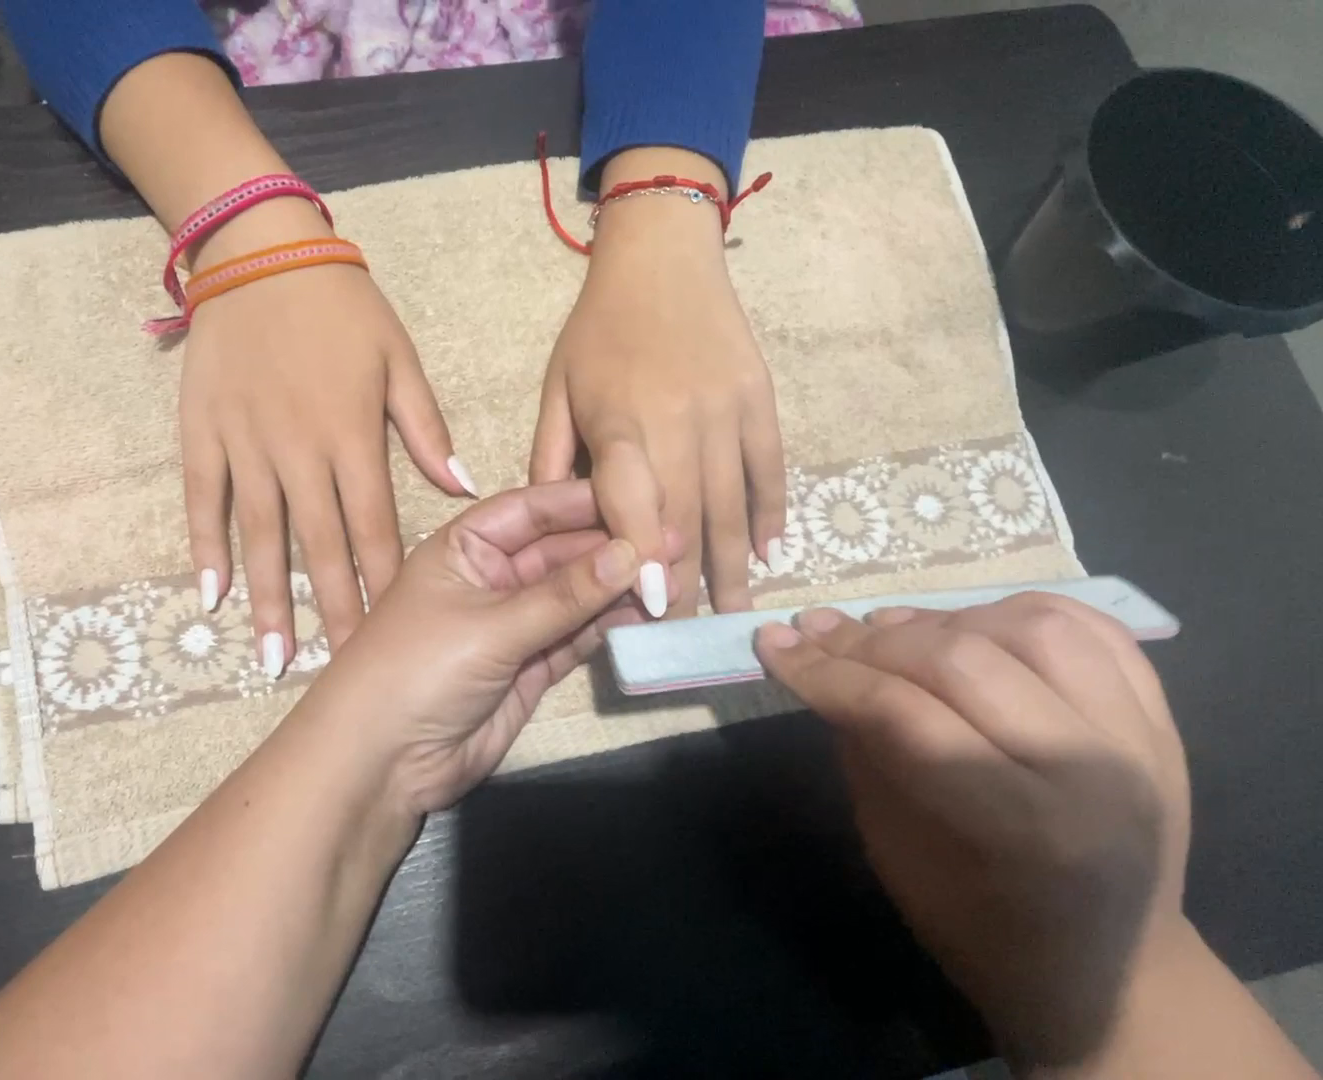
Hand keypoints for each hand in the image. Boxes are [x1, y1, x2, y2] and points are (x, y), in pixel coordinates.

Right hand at [100, 52, 474, 667]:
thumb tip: (465, 486)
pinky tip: (211, 594)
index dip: (385, 582)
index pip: (376, 527)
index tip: (394, 633)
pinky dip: (206, 547)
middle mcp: (300, 454)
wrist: (260, 253)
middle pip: (320, 547)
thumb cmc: (342, 307)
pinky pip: (203, 500)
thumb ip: (428, 427)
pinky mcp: (203, 435)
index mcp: (354, 438)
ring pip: (261, 536)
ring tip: (273, 656)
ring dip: (269, 599)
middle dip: (333, 610)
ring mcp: (246, 447)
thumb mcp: (399, 358)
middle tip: (339, 669)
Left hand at [297, 481, 666, 813]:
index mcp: (466, 546)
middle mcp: (492, 576)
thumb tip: (632, 554)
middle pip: (560, 551)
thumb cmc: (420, 669)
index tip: (639, 494)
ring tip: (672, 577)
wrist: (381, 761)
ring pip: (575, 596)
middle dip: (611, 548)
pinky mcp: (530, 666)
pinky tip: (646, 615)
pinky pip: (576, 636)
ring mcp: (513, 623)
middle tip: (671, 542)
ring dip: (617, 589)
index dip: (583, 501)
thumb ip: (563, 595)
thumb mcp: (490, 625)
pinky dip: (608, 627)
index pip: (532, 509)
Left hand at [531, 148, 785, 619]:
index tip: (654, 611)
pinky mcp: (760, 400)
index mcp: (618, 424)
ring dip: (735, 564)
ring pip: (732, 504)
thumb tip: (550, 523)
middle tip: (692, 634)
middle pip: (686, 519)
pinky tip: (770, 552)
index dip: (643, 559)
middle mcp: (678, 424)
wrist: (663, 257)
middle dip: (690, 581)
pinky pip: (770, 468)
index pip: (632, 503)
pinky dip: (771, 512)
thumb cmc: (598, 329)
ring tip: (737, 613)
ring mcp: (726, 412)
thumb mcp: (557, 390)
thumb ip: (552, 458)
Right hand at [755, 594, 1192, 1066]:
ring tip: (892, 633)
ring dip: (940, 619)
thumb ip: (864, 745)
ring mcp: (1140, 736)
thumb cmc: (978, 923)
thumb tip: (821, 659)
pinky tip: (968, 626)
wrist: (1111, 969)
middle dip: (867, 641)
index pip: (901, 712)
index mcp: (1021, 824)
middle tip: (815, 636)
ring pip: (1027, 624)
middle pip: (959, 659)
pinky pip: (1088, 626)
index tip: (771, 646)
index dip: (824, 673)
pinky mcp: (1162, 717)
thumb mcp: (893, 846)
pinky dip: (1014, 611)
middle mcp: (1093, 768)